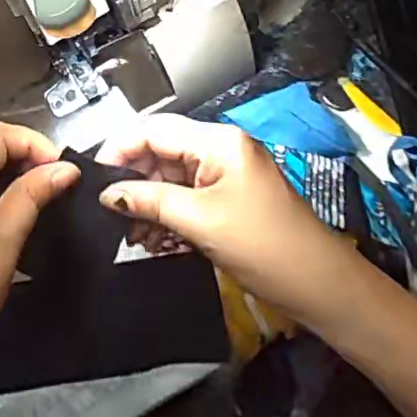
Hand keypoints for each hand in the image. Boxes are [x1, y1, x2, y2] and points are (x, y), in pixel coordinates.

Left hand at [0, 118, 79, 386]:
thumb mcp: (5, 237)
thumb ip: (35, 192)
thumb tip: (67, 166)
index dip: (31, 142)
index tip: (61, 166)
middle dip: (22, 146)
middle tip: (52, 170)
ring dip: (12, 160)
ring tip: (42, 181)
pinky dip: (0, 176)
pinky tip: (21, 194)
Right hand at [95, 114, 360, 325]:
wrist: (322, 286)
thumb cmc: (265, 246)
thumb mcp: (201, 222)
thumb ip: (151, 201)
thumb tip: (108, 194)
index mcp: (218, 140)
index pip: (156, 129)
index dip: (121, 148)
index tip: (94, 176)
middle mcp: (220, 148)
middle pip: (162, 151)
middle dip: (134, 180)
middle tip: (109, 212)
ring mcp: (225, 173)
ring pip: (171, 176)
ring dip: (148, 202)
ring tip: (129, 233)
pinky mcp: (228, 198)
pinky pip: (187, 196)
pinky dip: (167, 214)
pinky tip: (152, 238)